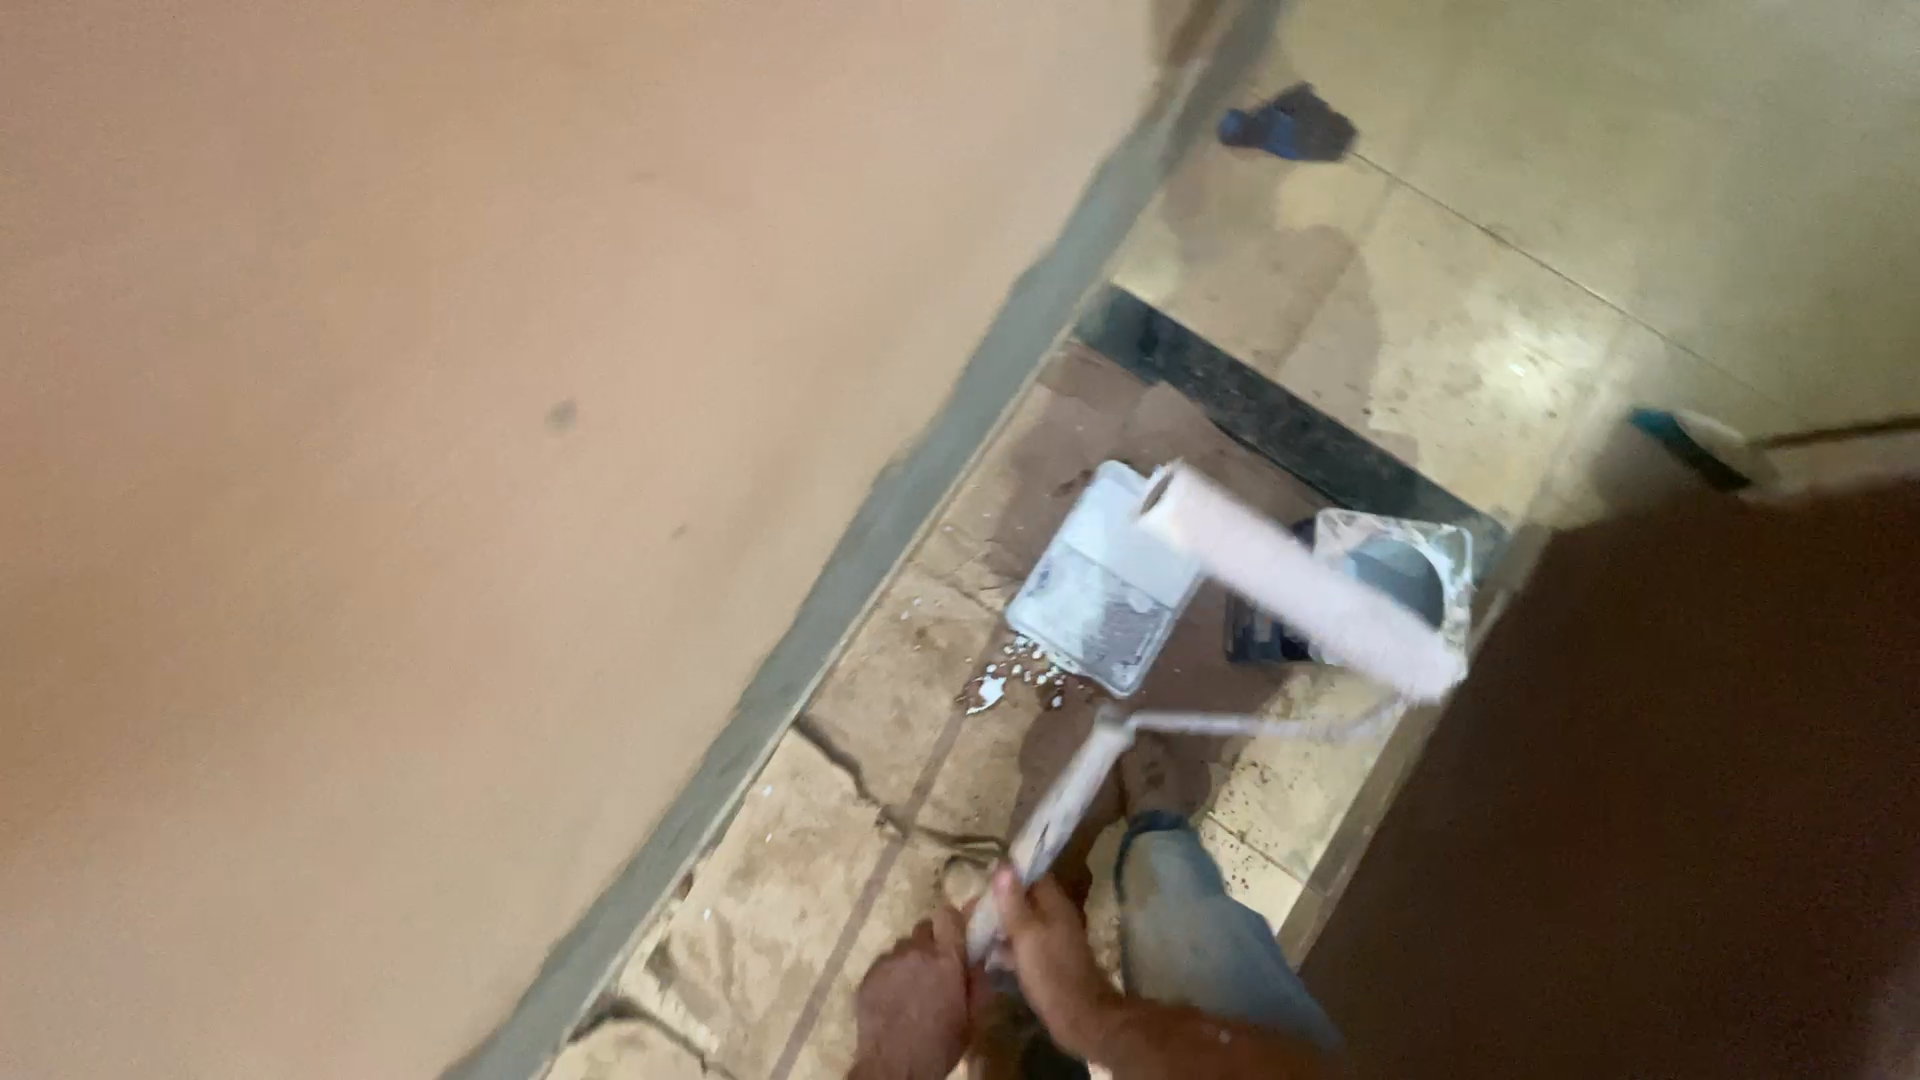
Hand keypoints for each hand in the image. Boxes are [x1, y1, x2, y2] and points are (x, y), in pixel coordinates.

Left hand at [852, 904, 974, 1079]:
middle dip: (931, 942)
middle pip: (925, 927)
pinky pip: (885, 962)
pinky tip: (893, 997)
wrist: (892, 1067)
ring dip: (911, 958)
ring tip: (911, 986)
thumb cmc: (939, 1046)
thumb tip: (979, 958)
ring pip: (904, 945)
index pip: (948, 914)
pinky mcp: (869, 973)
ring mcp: (890, 960)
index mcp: (946, 958)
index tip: (955, 937)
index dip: (952, 923)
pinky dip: (891, 973)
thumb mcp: (972, 1019)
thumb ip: (979, 982)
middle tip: (935, 967)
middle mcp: (917, 950)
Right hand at [990, 868, 1122, 1059]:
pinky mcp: (1048, 961)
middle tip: (973, 908)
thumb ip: (1013, 901)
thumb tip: (1003, 863)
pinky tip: (987, 955)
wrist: (1080, 1019)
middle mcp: (1055, 915)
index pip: (1031, 873)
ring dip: (1001, 924)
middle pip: (1025, 897)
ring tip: (973, 929)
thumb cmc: (1052, 971)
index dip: (1008, 873)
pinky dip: (1007, 946)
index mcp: (1054, 902)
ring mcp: (1053, 939)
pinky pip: (1024, 944)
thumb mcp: (1026, 934)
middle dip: (1000, 901)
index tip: (983, 877)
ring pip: (1023, 922)